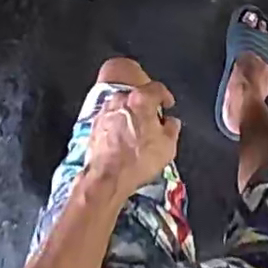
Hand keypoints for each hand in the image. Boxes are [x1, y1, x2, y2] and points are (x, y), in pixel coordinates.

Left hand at [81, 82, 180, 196]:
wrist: (106, 179)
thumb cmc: (138, 160)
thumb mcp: (168, 146)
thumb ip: (172, 128)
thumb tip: (170, 122)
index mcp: (142, 98)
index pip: (158, 88)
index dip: (166, 96)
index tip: (168, 105)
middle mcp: (122, 98)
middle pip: (138, 94)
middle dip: (146, 105)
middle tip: (152, 119)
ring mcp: (106, 110)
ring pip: (123, 105)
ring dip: (130, 113)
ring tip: (135, 131)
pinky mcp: (94, 124)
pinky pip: (111, 117)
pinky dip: (117, 123)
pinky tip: (121, 139)